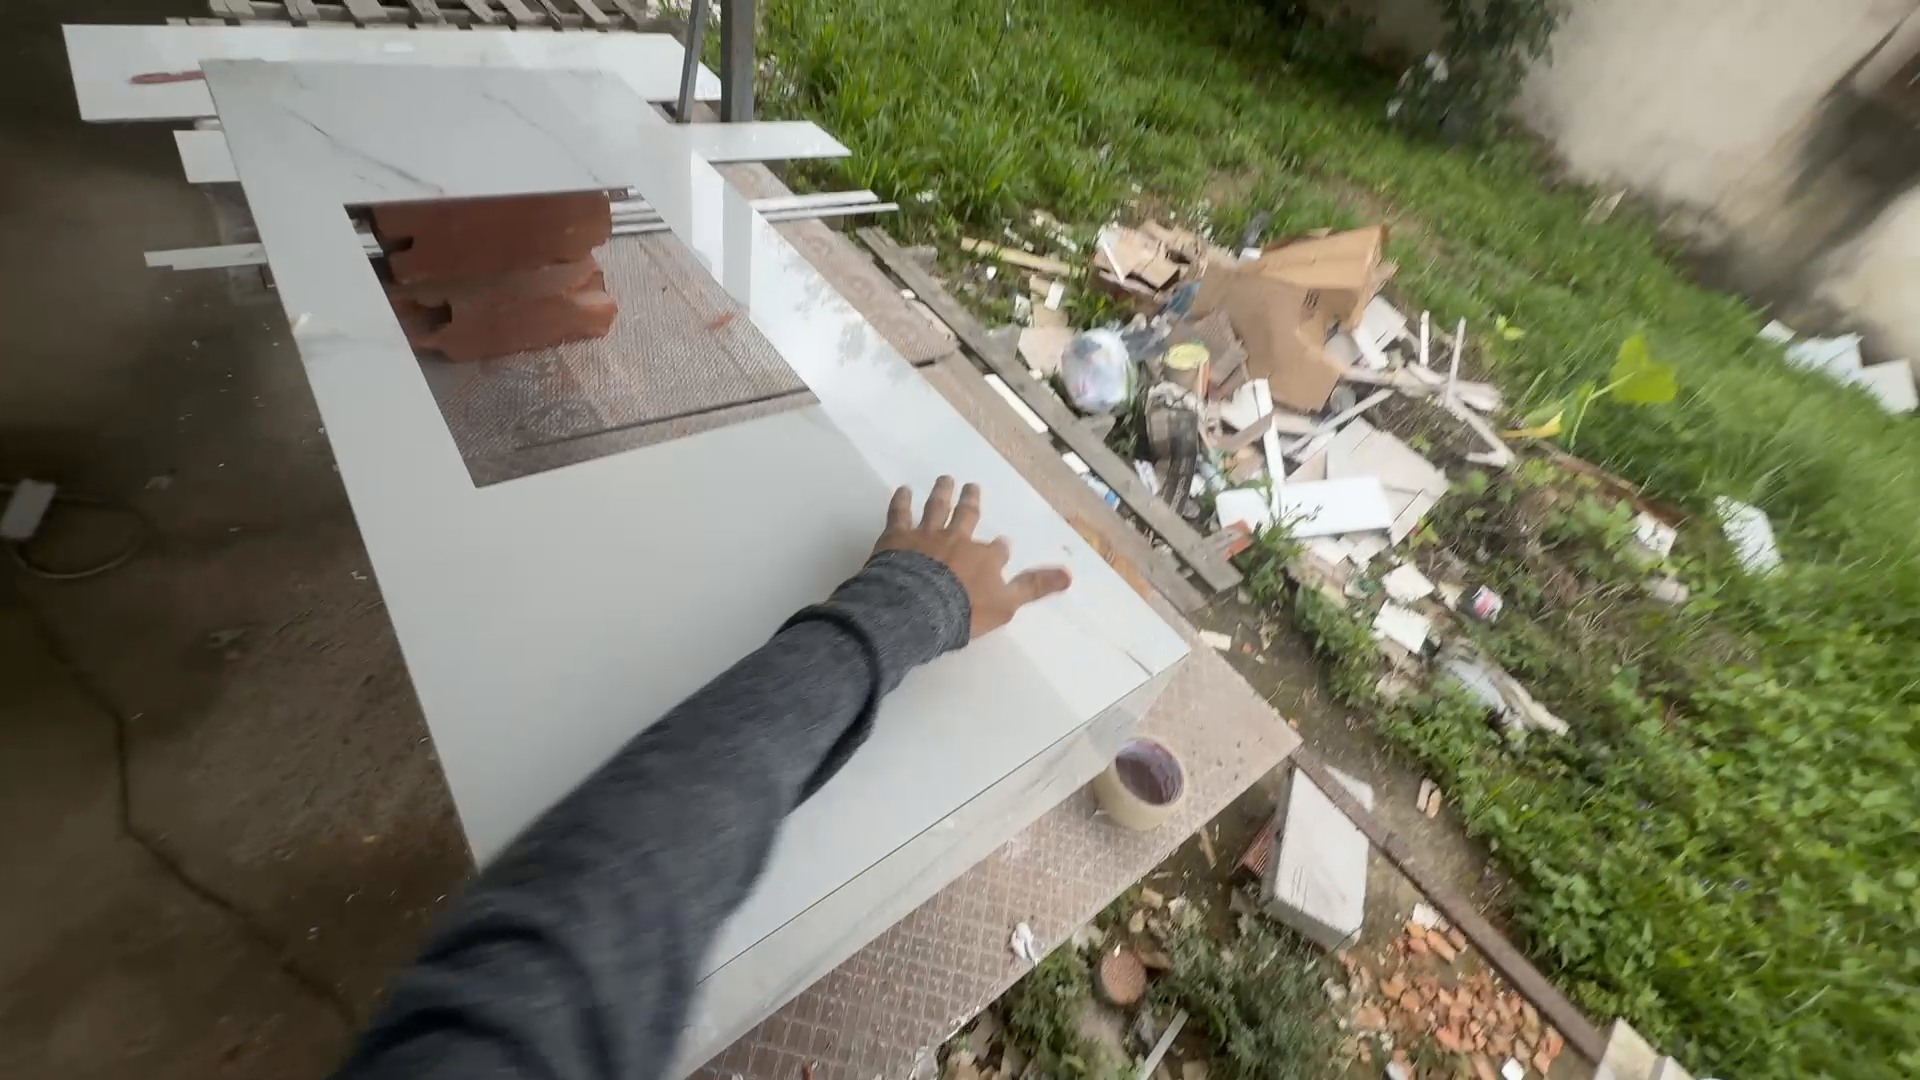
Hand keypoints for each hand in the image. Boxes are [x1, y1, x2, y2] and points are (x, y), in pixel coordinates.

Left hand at [874, 477, 1071, 638]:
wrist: (918, 607)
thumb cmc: (963, 611)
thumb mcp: (1006, 605)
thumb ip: (1034, 588)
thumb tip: (1068, 575)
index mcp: (984, 558)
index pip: (997, 551)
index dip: (1000, 548)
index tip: (1002, 544)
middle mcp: (958, 539)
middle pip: (967, 515)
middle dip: (971, 501)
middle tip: (972, 486)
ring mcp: (928, 536)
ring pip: (937, 508)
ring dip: (943, 492)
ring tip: (946, 479)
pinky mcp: (899, 537)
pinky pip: (900, 513)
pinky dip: (902, 501)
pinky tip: (903, 490)